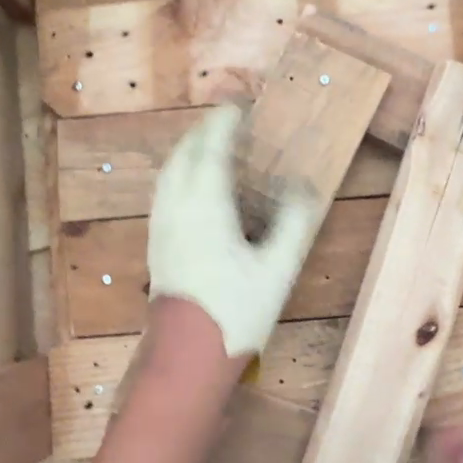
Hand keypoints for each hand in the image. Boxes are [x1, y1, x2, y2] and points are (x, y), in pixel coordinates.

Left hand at [148, 106, 325, 356]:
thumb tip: (304, 189)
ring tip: (206, 149)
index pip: (211, 150)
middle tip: (223, 124)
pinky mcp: (157, 246)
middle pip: (183, 156)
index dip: (223, 125)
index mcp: (206, 206)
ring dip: (187, 153)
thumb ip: (293, 223)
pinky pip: (164, 195)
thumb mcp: (277, 268)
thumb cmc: (237, 310)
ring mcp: (162, 227)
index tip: (237, 110)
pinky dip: (178, 177)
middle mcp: (177, 209)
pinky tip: (190, 190)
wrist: (189, 353)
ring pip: (168, 175)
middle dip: (201, 134)